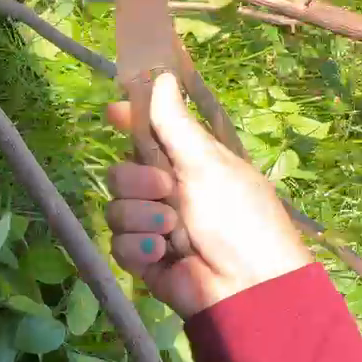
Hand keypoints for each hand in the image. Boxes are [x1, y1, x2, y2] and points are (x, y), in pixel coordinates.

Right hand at [105, 72, 312, 317]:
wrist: (248, 287)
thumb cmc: (239, 216)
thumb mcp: (207, 163)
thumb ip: (174, 123)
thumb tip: (162, 74)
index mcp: (184, 163)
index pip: (145, 134)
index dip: (127, 121)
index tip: (113, 112)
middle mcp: (163, 191)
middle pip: (120, 171)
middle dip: (138, 181)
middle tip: (167, 190)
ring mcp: (150, 226)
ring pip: (116, 207)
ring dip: (142, 217)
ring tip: (171, 231)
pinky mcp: (142, 259)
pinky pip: (118, 243)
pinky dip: (139, 246)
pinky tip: (163, 253)